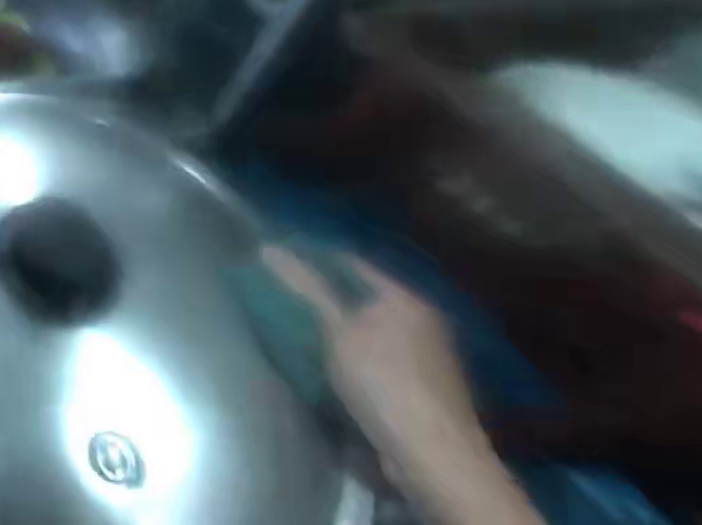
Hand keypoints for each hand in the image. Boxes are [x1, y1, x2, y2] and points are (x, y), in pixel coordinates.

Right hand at [264, 248, 543, 524]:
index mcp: (405, 300)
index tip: (276, 254)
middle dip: (322, 287)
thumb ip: (305, 286)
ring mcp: (424, 351)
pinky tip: (324, 346)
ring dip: (335, 316)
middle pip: (360, 291)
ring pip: (367, 319)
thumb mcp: (335, 327)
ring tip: (294, 312)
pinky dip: (349, 339)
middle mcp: (420, 319)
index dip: (313, 254)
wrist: (432, 453)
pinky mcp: (418, 379)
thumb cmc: (381, 378)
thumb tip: (268, 247)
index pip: (351, 262)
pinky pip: (374, 344)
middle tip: (279, 282)